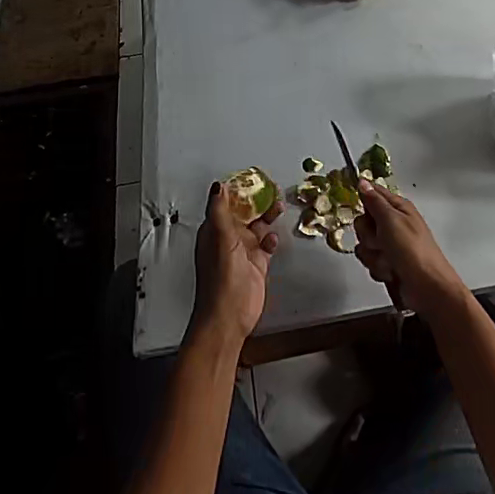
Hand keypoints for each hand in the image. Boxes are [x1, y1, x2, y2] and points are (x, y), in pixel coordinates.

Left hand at [190, 181, 282, 346]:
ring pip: (258, 227)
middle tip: (273, 188)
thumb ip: (220, 211)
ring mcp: (243, 252)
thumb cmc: (221, 281)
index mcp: (215, 231)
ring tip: (279, 206)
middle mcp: (228, 240)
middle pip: (245, 213)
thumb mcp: (220, 239)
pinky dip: (272, 239)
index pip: (226, 204)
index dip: (238, 190)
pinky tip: (274, 239)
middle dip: (257, 201)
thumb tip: (219, 187)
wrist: (230, 316)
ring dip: (268, 217)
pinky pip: (266, 245)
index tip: (252, 177)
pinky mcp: (257, 265)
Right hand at [351, 179, 464, 318]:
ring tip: (389, 260)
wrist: (427, 288)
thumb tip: (363, 181)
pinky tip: (390, 272)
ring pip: (364, 245)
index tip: (360, 210)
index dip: (363, 201)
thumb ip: (374, 200)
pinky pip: (370, 261)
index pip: (372, 193)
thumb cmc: (413, 251)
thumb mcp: (391, 220)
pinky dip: (378, 268)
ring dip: (374, 255)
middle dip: (368, 236)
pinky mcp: (388, 263)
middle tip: (382, 241)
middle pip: (363, 222)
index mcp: (398, 208)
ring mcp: (391, 245)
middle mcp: (394, 224)